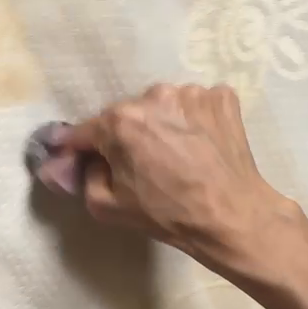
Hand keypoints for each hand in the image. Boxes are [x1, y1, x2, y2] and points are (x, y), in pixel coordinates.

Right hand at [62, 82, 305, 281]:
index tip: (76, 156)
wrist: (231, 216)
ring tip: (173, 153)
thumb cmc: (165, 214)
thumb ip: (85, 176)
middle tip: (138, 163)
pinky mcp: (222, 97)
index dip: (78, 146)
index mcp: (120, 121)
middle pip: (126, 114)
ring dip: (161, 124)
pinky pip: (194, 105)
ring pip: (162, 106)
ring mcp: (192, 92)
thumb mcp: (105, 207)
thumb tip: (88, 160)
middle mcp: (153, 96)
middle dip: (125, 134)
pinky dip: (192, 120)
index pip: (86, 129)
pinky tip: (199, 144)